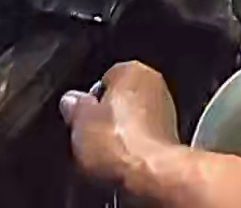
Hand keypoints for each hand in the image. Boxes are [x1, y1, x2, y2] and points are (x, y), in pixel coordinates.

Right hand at [59, 61, 181, 186]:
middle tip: (93, 136)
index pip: (104, 78)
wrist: (149, 170)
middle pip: (121, 95)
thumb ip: (75, 106)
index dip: (90, 101)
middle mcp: (151, 79)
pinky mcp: (169, 126)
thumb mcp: (81, 123)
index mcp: (130, 70)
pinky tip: (125, 155)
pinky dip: (135, 140)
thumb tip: (70, 100)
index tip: (82, 118)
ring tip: (108, 150)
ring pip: (134, 113)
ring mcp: (163, 102)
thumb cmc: (119, 143)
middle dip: (108, 113)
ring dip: (123, 128)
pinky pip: (145, 129)